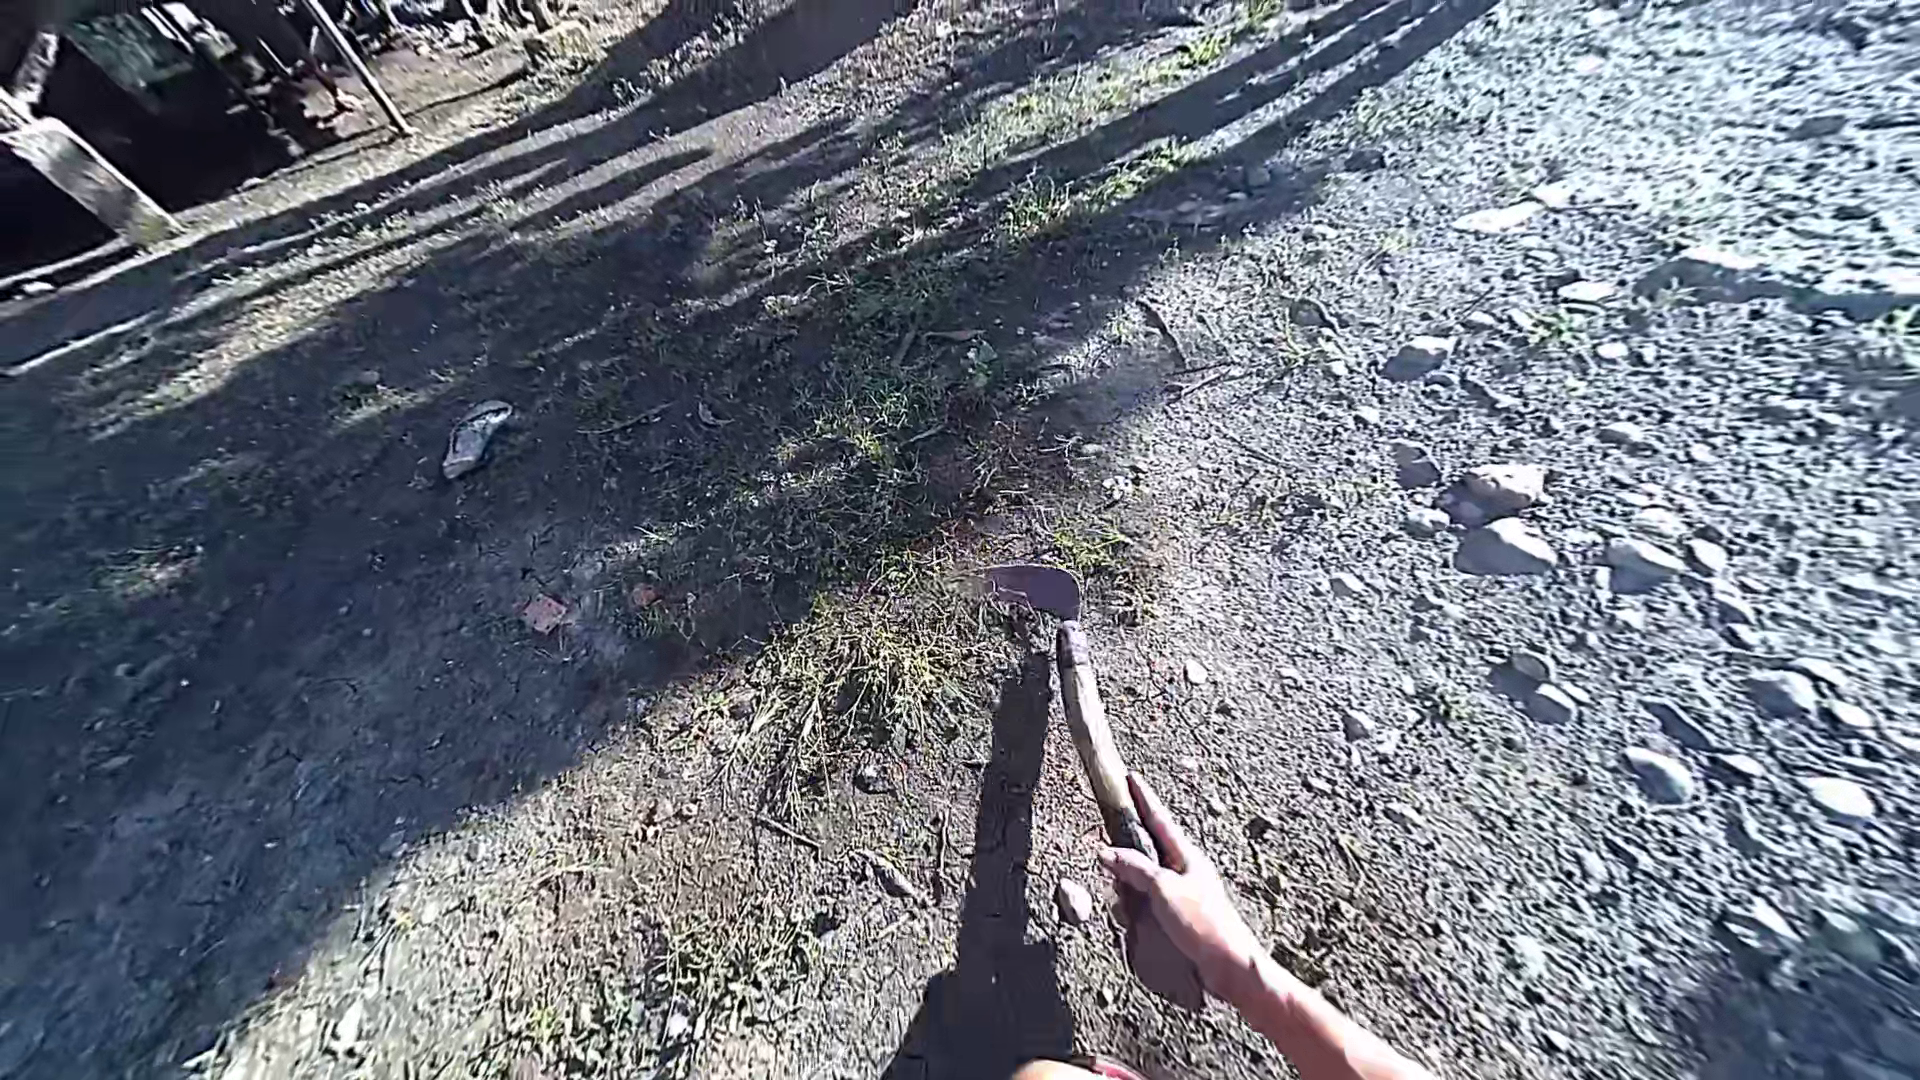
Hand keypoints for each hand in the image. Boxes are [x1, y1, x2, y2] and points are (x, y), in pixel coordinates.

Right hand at [1099, 773, 1263, 1002]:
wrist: (1232, 969)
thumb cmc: (1204, 923)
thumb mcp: (1163, 889)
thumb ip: (1134, 867)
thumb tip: (1105, 851)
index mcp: (1184, 854)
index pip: (1158, 817)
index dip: (1143, 797)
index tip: (1130, 776)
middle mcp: (1182, 868)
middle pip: (1144, 849)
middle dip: (1125, 857)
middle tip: (1112, 863)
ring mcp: (1180, 892)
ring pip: (1141, 879)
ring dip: (1129, 891)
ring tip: (1126, 905)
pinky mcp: (1176, 915)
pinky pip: (1146, 903)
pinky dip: (1135, 910)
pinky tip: (1133, 924)